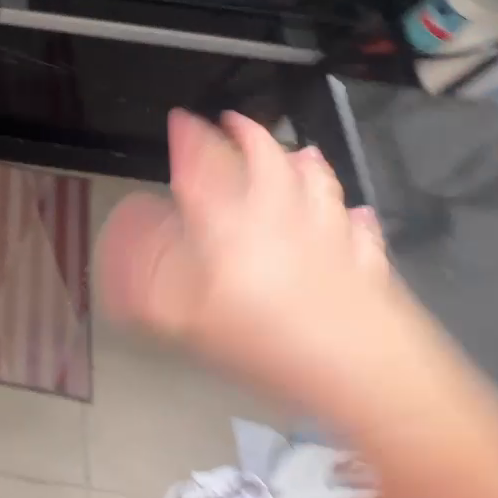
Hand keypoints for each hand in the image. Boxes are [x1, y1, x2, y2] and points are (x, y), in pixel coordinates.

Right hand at [95, 109, 402, 409]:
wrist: (368, 378)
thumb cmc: (269, 345)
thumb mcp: (185, 317)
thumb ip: (148, 274)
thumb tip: (128, 237)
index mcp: (232, 226)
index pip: (206, 169)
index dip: (192, 140)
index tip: (182, 119)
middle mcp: (282, 219)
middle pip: (268, 164)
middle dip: (249, 136)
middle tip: (234, 122)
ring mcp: (331, 238)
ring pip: (318, 186)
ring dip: (305, 164)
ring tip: (299, 151)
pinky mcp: (369, 264)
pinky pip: (361, 231)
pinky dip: (355, 218)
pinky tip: (356, 214)